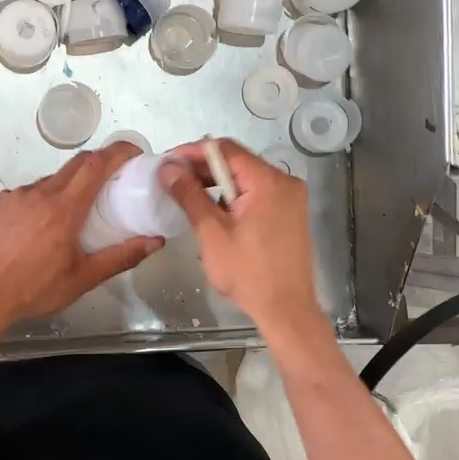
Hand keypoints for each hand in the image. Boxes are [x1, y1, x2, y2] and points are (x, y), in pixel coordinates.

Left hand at [0, 143, 162, 332]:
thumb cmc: (36, 289)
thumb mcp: (84, 277)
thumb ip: (122, 256)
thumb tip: (155, 242)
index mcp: (64, 209)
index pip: (95, 165)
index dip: (118, 152)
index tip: (134, 153)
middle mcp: (40, 194)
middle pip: (77, 164)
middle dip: (100, 164)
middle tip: (116, 178)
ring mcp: (18, 196)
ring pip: (53, 179)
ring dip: (72, 185)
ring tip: (80, 210)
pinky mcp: (2, 203)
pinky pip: (31, 192)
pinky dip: (47, 198)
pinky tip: (47, 223)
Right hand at [160, 140, 321, 330]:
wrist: (286, 309)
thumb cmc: (248, 273)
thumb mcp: (212, 233)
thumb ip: (190, 195)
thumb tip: (168, 169)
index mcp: (268, 182)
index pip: (226, 150)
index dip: (193, 152)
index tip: (167, 162)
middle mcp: (285, 182)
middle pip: (238, 162)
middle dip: (203, 168)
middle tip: (172, 180)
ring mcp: (291, 199)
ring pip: (247, 178)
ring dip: (216, 184)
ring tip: (187, 197)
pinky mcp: (290, 214)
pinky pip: (257, 194)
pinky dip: (234, 197)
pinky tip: (213, 211)